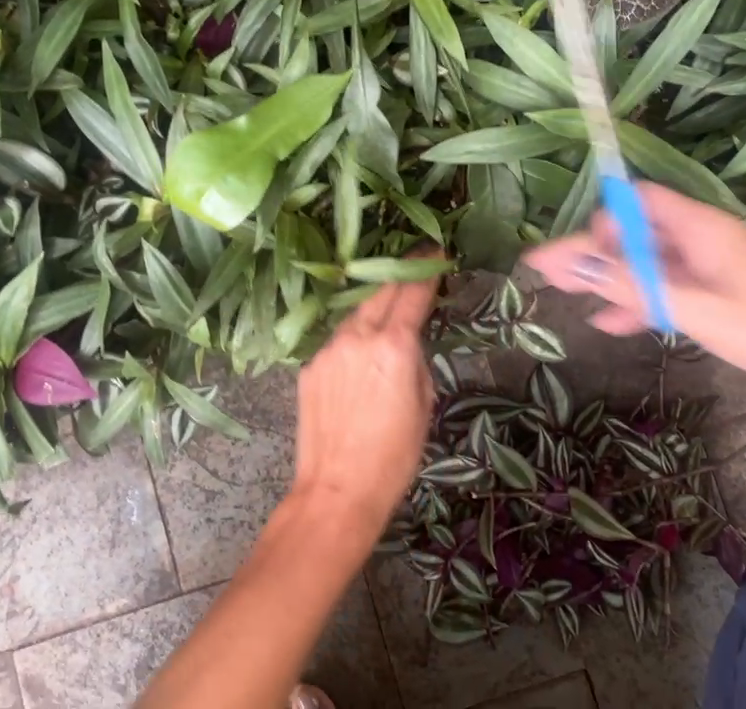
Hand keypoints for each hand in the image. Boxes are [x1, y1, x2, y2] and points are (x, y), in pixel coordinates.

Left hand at [290, 273, 439, 533]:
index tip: (436, 252)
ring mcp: (328, 350)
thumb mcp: (424, 406)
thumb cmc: (394, 457)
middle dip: (400, 276)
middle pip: (380, 291)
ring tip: (390, 309)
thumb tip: (408, 345)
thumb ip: (416, 362)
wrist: (336, 492)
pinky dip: (354, 337)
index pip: (413, 292)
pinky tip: (361, 355)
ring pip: (356, 314)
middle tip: (417, 266)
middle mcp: (357, 337)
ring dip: (375, 306)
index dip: (427, 268)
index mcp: (393, 346)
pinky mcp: (309, 367)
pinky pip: (337, 340)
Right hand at [525, 184, 745, 406]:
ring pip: (647, 265)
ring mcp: (711, 269)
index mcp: (702, 229)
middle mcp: (703, 240)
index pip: (639, 202)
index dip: (605, 220)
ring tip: (565, 295)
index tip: (579, 254)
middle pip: (636, 234)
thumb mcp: (697, 310)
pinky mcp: (718, 295)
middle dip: (593, 252)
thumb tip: (580, 266)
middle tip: (547, 272)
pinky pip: (667, 289)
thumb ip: (636, 288)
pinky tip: (609, 321)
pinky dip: (637, 301)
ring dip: (609, 278)